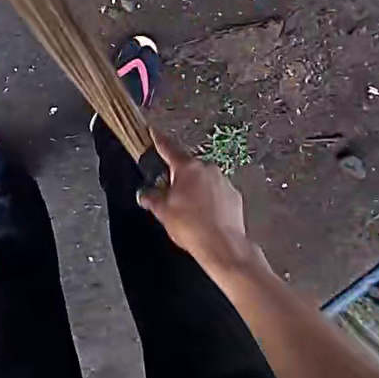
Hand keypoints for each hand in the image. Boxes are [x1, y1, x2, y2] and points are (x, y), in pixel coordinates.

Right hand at [137, 132, 258, 272]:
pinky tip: (203, 216)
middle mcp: (207, 169)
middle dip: (177, 177)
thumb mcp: (163, 211)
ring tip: (187, 212)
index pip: (168, 148)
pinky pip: (216, 193)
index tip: (153, 130)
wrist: (223, 246)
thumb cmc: (191, 226)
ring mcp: (223, 182)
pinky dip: (208, 200)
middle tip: (168, 195)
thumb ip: (151, 198)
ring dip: (194, 190)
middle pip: (186, 167)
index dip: (158, 139)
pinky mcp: (234, 196)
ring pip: (203, 180)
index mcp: (188, 167)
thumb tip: (144, 194)